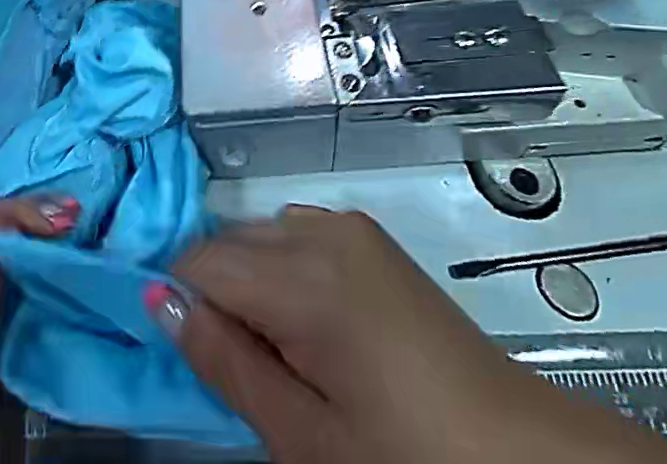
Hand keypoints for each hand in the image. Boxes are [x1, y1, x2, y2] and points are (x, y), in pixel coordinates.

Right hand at [151, 207, 666, 463]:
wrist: (507, 444)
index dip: (178, 300)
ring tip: (279, 347)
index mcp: (304, 275)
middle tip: (239, 364)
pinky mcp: (370, 234)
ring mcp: (351, 225)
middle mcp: (323, 228)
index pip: (201, 260)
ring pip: (261, 234)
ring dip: (249, 278)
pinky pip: (297, 232)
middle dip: (216, 292)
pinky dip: (284, 264)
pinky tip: (310, 319)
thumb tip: (159, 300)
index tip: (182, 349)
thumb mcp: (299, 432)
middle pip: (230, 240)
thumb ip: (223, 358)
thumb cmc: (400, 452)